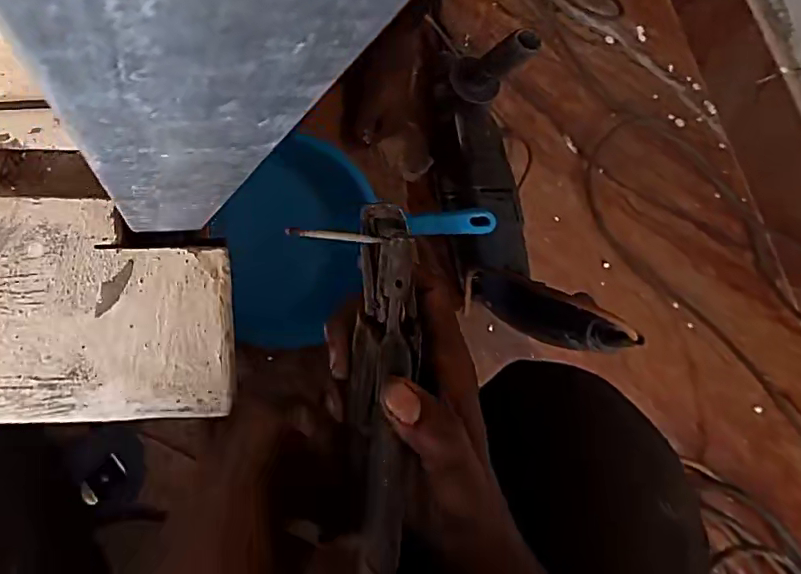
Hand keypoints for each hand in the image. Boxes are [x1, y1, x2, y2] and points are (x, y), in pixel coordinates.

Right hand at [329, 247, 545, 573]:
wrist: (457, 541)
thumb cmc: (466, 502)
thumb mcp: (456, 469)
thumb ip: (434, 432)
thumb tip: (393, 388)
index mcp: (447, 364)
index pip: (431, 299)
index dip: (406, 270)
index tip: (372, 260)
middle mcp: (418, 359)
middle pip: (381, 308)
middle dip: (353, 316)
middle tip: (338, 357)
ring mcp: (394, 376)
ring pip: (358, 332)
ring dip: (339, 347)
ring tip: (337, 386)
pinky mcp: (373, 397)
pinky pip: (345, 367)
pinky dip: (334, 379)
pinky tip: (336, 410)